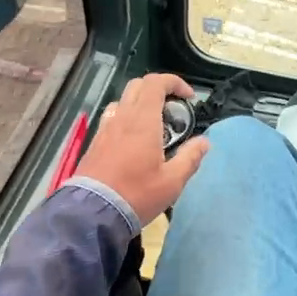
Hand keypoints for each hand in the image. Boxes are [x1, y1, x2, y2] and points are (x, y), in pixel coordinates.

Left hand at [73, 73, 209, 225]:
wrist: (92, 213)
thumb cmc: (137, 194)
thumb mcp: (172, 181)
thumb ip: (190, 157)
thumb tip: (204, 142)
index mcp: (142, 120)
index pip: (156, 83)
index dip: (174, 82)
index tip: (188, 98)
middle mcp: (122, 118)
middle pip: (138, 86)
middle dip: (158, 89)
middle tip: (172, 110)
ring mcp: (105, 129)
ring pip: (123, 101)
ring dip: (140, 104)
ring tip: (153, 126)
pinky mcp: (94, 143)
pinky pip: (112, 118)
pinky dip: (126, 118)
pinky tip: (133, 142)